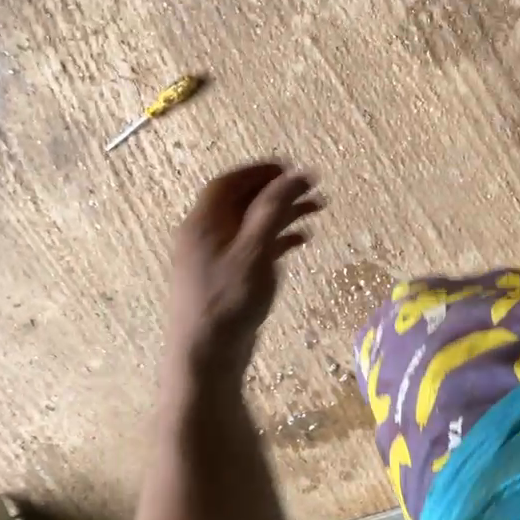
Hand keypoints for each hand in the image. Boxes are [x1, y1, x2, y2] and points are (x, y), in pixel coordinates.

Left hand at [167, 162, 321, 366]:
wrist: (207, 352)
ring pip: (250, 223)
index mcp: (204, 223)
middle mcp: (206, 235)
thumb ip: (273, 211)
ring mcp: (215, 256)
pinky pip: (253, 245)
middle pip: (241, 201)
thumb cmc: (229, 300)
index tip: (290, 167)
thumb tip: (295, 176)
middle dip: (276, 190)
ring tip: (316, 209)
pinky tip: (300, 240)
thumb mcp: (254, 251)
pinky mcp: (227, 276)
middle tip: (310, 186)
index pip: (228, 183)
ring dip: (281, 212)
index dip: (258, 171)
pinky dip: (278, 237)